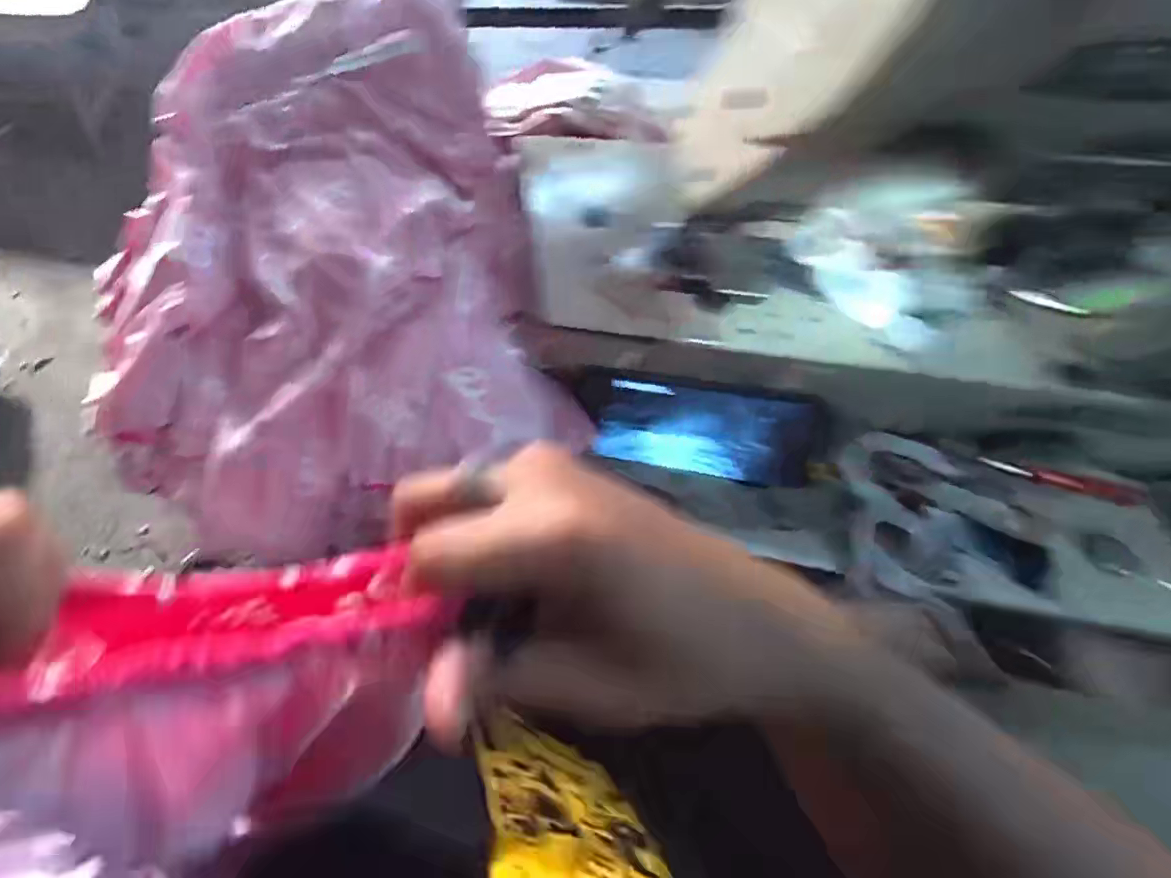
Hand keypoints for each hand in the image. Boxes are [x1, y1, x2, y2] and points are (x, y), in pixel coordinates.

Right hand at [395, 443, 879, 746]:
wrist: (760, 614)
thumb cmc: (680, 662)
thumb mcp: (585, 687)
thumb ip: (494, 681)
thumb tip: (429, 712)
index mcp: (550, 531)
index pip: (430, 555)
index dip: (410, 605)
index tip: (426, 647)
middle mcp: (533, 474)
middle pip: (419, 498)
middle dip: (411, 556)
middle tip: (441, 612)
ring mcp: (541, 458)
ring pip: (444, 489)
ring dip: (443, 541)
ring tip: (485, 599)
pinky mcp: (551, 459)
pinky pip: (476, 487)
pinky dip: (469, 526)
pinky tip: (514, 570)